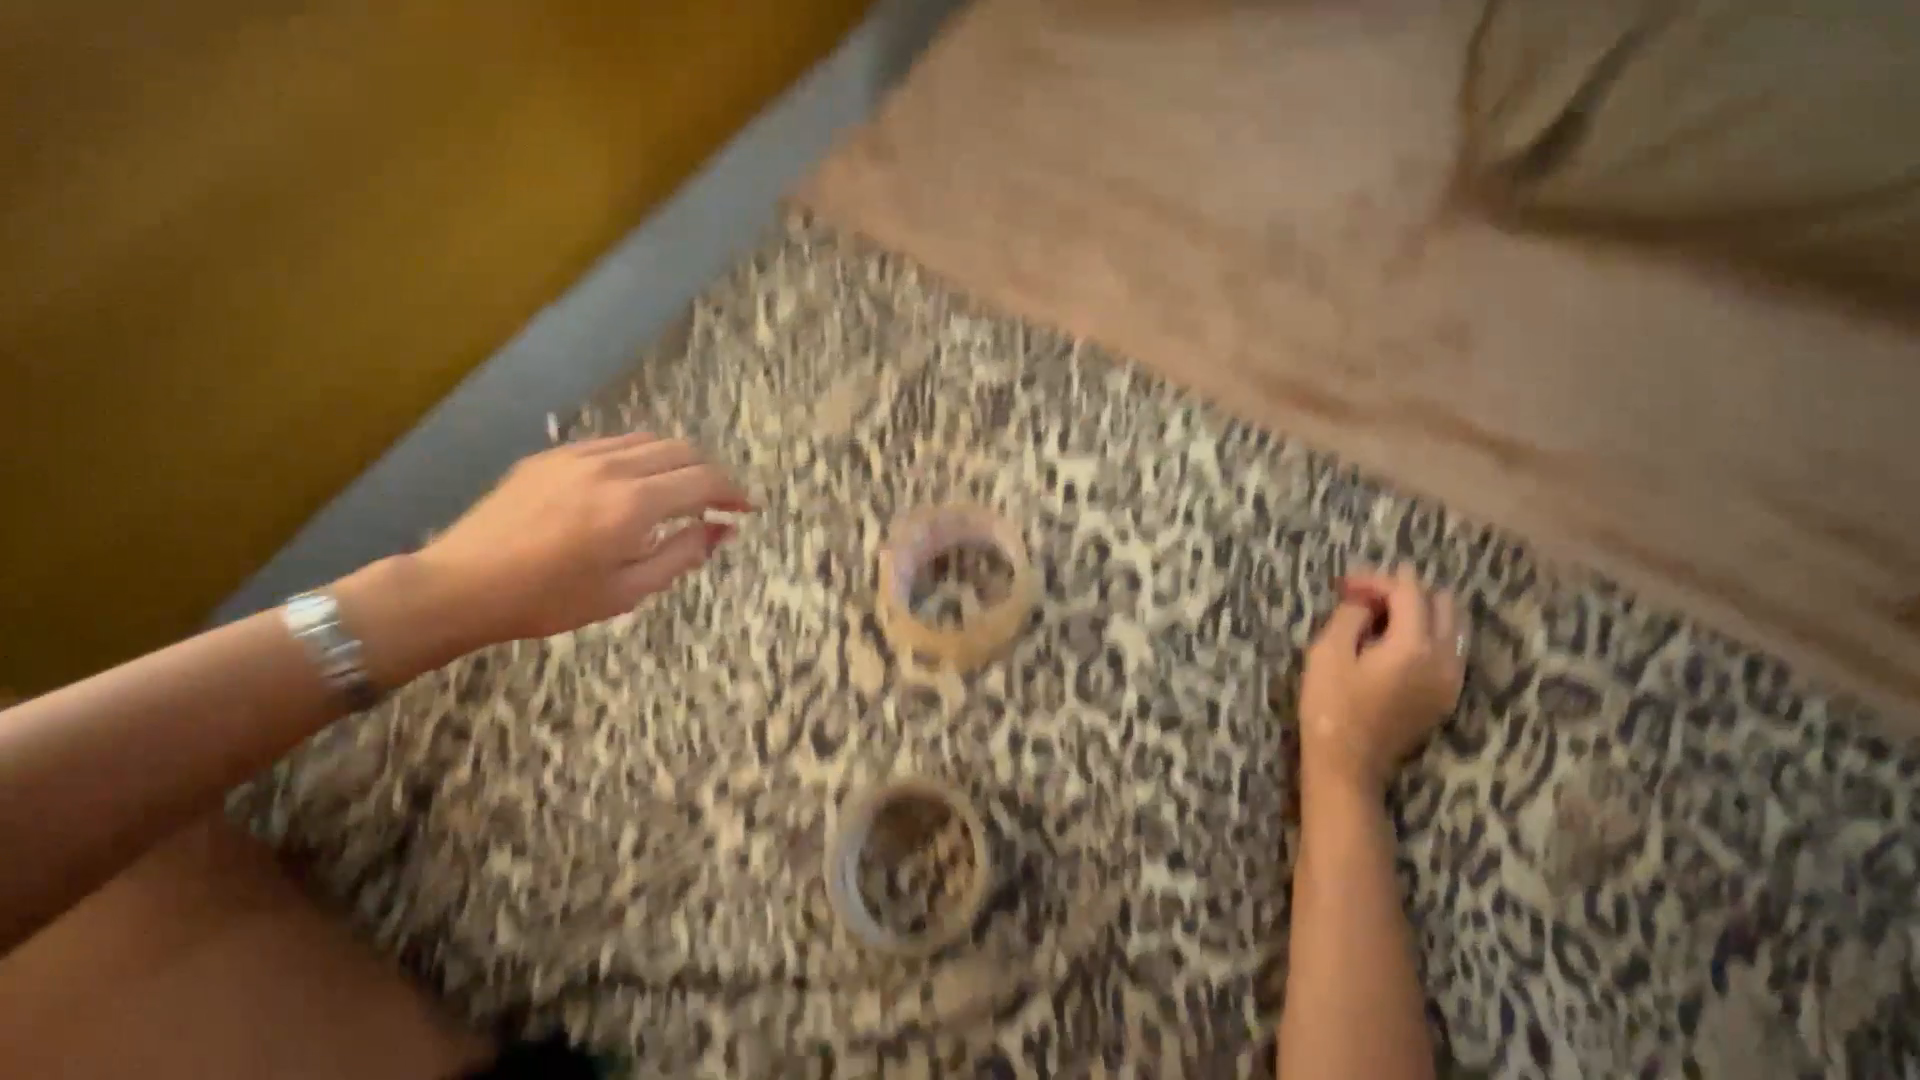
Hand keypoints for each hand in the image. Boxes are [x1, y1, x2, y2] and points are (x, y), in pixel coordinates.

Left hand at [415, 433, 752, 645]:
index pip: (703, 480)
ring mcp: (578, 456)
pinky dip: (639, 457)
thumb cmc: (550, 600)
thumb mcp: (627, 591)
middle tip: (718, 503)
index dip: (733, 492)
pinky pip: (612, 444)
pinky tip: (632, 486)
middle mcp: (611, 467)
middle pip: (681, 450)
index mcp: (633, 505)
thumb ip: (682, 554)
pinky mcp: (551, 456)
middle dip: (710, 473)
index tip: (745, 509)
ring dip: (676, 461)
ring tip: (679, 492)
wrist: (463, 585)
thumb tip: (722, 530)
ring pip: (647, 440)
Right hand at [1297, 565, 1465, 795]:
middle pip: (1441, 602)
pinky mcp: (1446, 696)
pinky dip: (1426, 636)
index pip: (1408, 591)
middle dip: (1403, 591)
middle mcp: (1445, 659)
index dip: (1377, 580)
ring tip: (1380, 619)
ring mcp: (1451, 680)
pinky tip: (1393, 645)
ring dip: (1419, 612)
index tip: (1346, 585)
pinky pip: (1448, 650)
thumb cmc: (1330, 706)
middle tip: (1365, 599)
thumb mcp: (1327, 651)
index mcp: (1415, 646)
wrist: (1347, 765)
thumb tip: (1367, 602)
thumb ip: (1351, 614)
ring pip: (1451, 626)